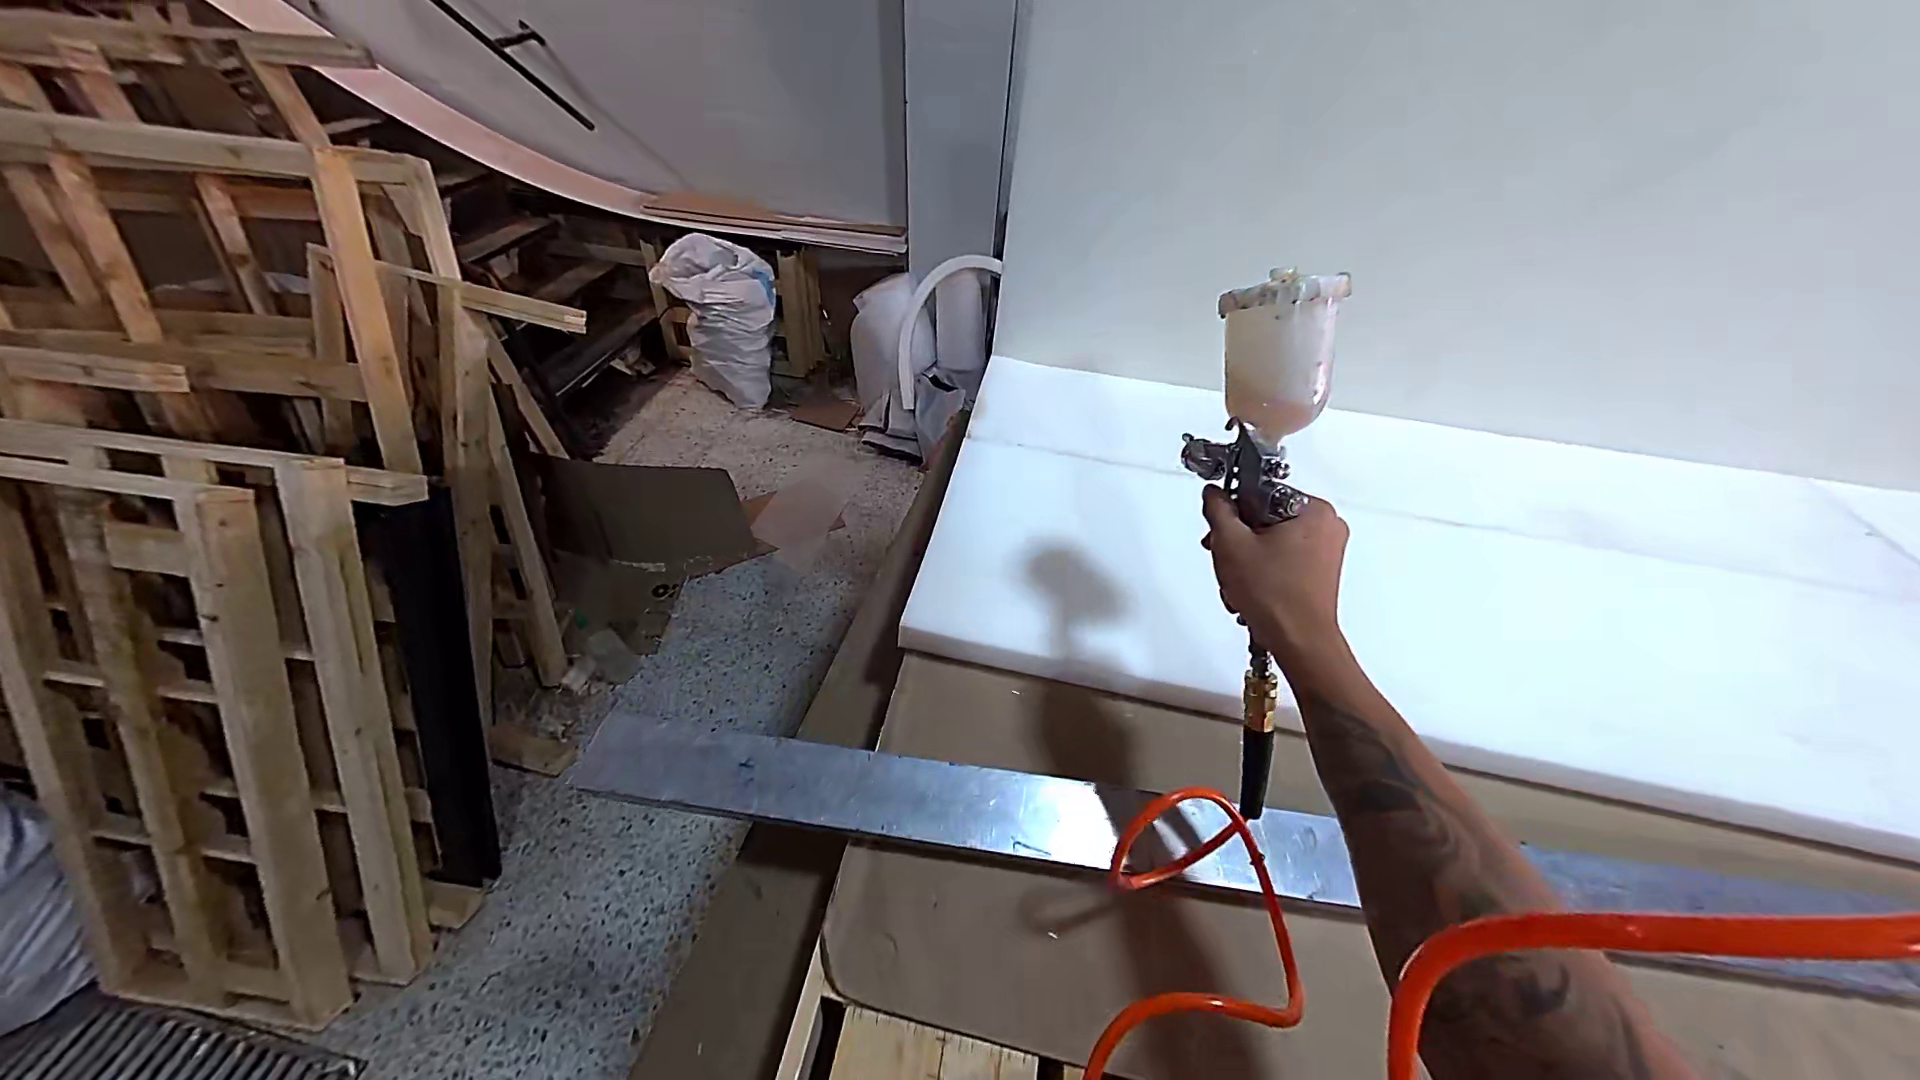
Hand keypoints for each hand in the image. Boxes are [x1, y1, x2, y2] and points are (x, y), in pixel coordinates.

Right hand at [1201, 485, 1349, 670]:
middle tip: (1226, 554)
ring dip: (1246, 555)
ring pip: (1269, 537)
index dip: (1233, 512)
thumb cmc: (1275, 597)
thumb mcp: (1230, 543)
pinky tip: (1250, 585)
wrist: (1298, 639)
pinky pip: (1281, 555)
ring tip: (1239, 577)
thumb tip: (1214, 494)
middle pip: (1263, 515)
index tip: (1222, 528)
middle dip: (1238, 536)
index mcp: (1313, 509)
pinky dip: (1261, 567)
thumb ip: (1218, 510)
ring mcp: (1325, 549)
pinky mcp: (1318, 568)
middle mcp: (1326, 525)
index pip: (1258, 492)